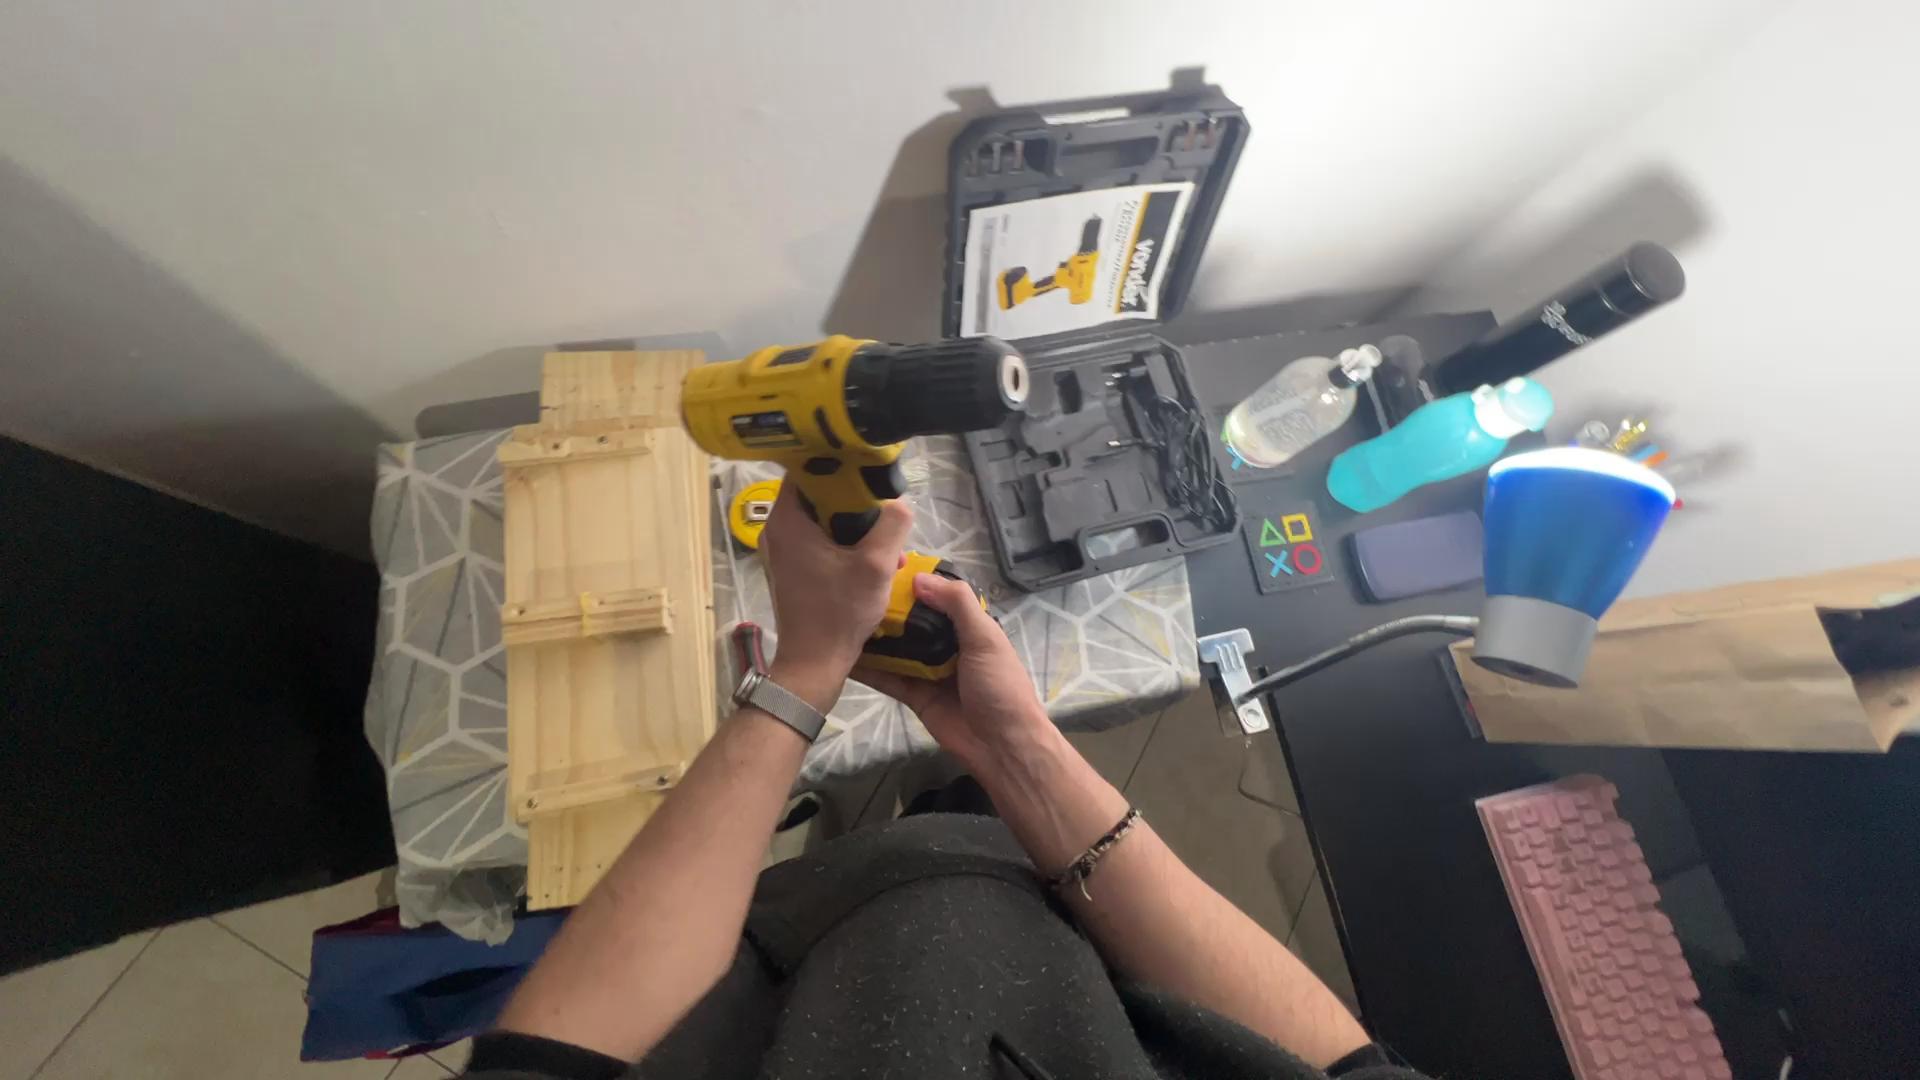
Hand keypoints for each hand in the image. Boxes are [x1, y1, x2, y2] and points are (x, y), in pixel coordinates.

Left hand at [759, 482, 912, 707]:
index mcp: (787, 521)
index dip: (836, 464)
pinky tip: (870, 557)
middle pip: (815, 494)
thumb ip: (892, 525)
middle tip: (881, 505)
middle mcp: (776, 531)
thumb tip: (900, 502)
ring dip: (851, 524)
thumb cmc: (839, 612)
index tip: (866, 469)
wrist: (814, 663)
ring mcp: (781, 552)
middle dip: (851, 498)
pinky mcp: (791, 570)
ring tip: (882, 535)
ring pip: (819, 519)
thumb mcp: (876, 565)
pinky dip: (842, 542)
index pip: (805, 469)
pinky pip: (817, 541)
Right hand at [853, 572, 1048, 769]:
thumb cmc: (999, 686)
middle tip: (852, 591)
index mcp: (969, 626)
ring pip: (896, 648)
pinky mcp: (914, 695)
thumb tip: (919, 579)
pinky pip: (888, 678)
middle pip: (913, 621)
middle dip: (888, 609)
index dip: (915, 582)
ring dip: (874, 638)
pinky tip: (843, 656)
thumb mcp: (985, 638)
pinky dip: (868, 669)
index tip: (884, 567)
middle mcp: (947, 644)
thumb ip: (957, 605)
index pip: (938, 597)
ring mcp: (928, 670)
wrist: (1002, 746)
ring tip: (839, 620)